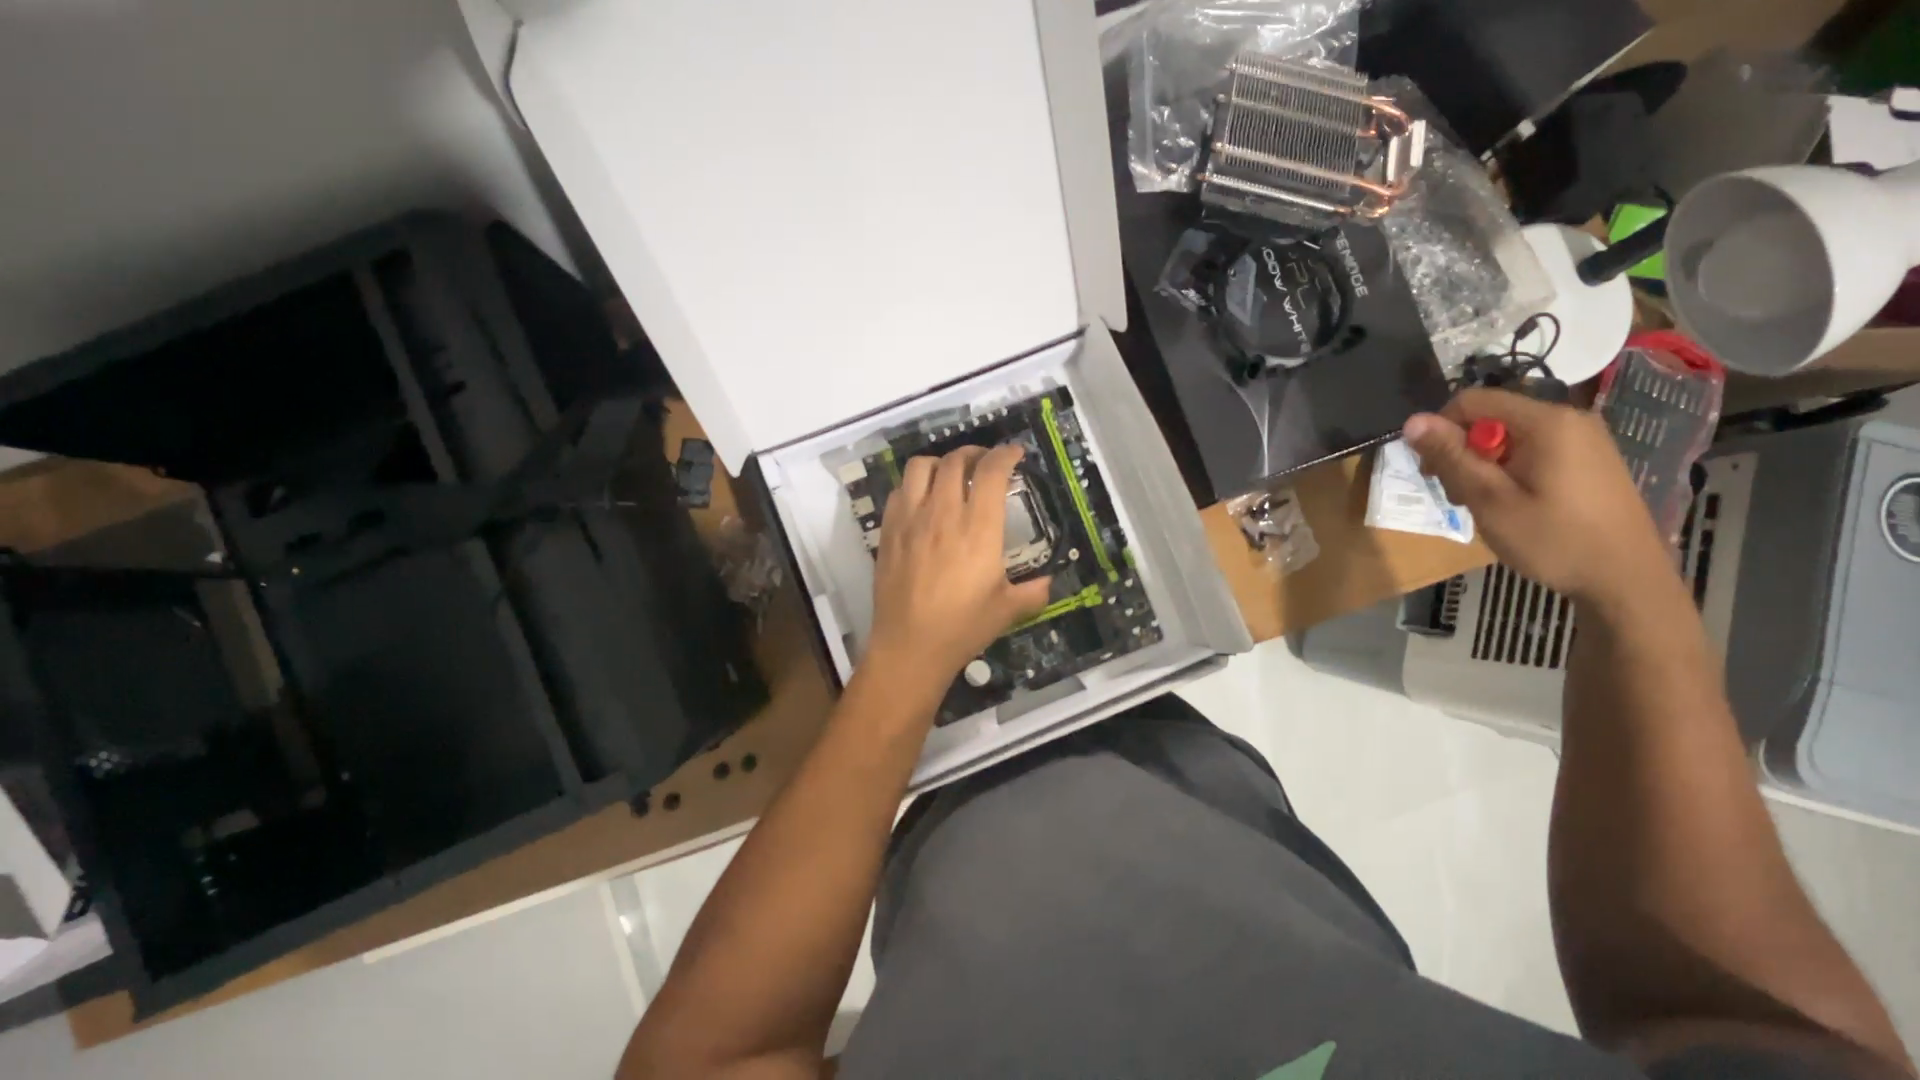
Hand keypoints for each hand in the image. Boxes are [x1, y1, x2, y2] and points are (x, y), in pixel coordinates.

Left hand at [864, 444, 1052, 689]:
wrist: (909, 647)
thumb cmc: (962, 628)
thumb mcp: (1008, 610)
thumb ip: (1034, 592)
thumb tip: (1048, 582)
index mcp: (978, 528)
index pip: (991, 471)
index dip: (1005, 455)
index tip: (1015, 454)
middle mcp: (942, 514)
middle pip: (955, 461)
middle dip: (974, 453)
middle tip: (985, 463)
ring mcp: (910, 520)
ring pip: (921, 467)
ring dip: (940, 462)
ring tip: (951, 474)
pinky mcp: (888, 532)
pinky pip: (899, 491)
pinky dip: (915, 484)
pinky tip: (923, 500)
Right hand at [1402, 389, 1676, 608]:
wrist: (1627, 580)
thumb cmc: (1554, 540)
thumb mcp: (1490, 501)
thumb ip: (1451, 457)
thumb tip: (1412, 421)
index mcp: (1546, 421)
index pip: (1472, 401)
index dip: (1441, 430)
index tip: (1433, 471)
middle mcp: (1569, 418)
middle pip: (1494, 417)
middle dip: (1464, 451)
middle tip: (1458, 496)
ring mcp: (1586, 439)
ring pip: (1514, 436)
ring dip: (1487, 465)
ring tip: (1486, 506)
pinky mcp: (1592, 460)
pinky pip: (1537, 450)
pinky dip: (1513, 471)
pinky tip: (1515, 505)